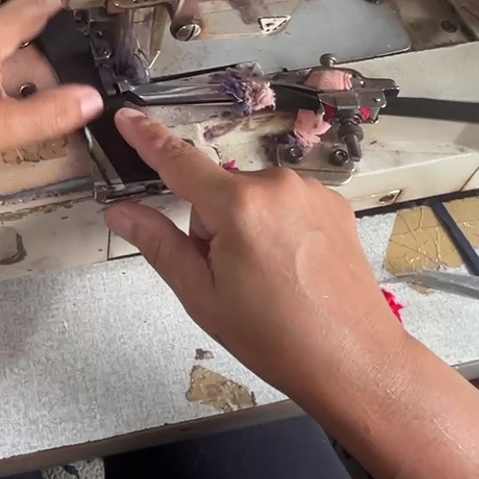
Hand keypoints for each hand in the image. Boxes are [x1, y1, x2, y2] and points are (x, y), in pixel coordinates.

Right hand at [103, 107, 409, 403]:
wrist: (356, 362)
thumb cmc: (277, 337)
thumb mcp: (202, 295)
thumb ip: (158, 244)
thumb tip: (121, 212)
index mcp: (237, 206)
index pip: (177, 161)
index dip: (147, 137)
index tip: (126, 116)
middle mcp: (275, 184)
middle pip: (217, 189)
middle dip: (212, 223)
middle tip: (231, 275)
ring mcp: (309, 190)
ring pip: (251, 195)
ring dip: (247, 223)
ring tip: (270, 276)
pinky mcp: (333, 202)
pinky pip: (284, 201)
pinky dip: (278, 224)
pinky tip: (295, 264)